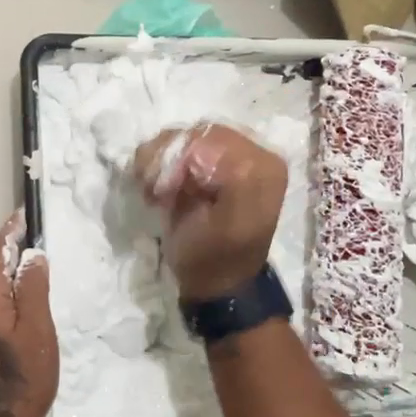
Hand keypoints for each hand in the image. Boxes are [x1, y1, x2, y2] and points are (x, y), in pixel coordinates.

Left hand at [0, 211, 57, 416]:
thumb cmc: (24, 377)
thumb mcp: (37, 329)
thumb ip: (34, 288)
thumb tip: (33, 256)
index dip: (11, 230)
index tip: (25, 213)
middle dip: (13, 249)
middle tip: (39, 235)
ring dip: (12, 271)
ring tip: (38, 262)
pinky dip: (8, 291)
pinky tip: (27, 295)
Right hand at [133, 125, 287, 300]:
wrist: (211, 283)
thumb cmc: (216, 258)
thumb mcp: (231, 223)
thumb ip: (232, 178)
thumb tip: (206, 151)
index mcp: (262, 163)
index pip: (210, 137)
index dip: (179, 159)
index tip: (161, 192)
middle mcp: (249, 152)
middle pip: (193, 133)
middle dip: (166, 160)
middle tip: (153, 191)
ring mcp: (226, 156)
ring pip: (179, 136)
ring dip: (157, 163)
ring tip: (154, 192)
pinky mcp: (206, 162)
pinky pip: (172, 145)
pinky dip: (156, 164)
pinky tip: (157, 189)